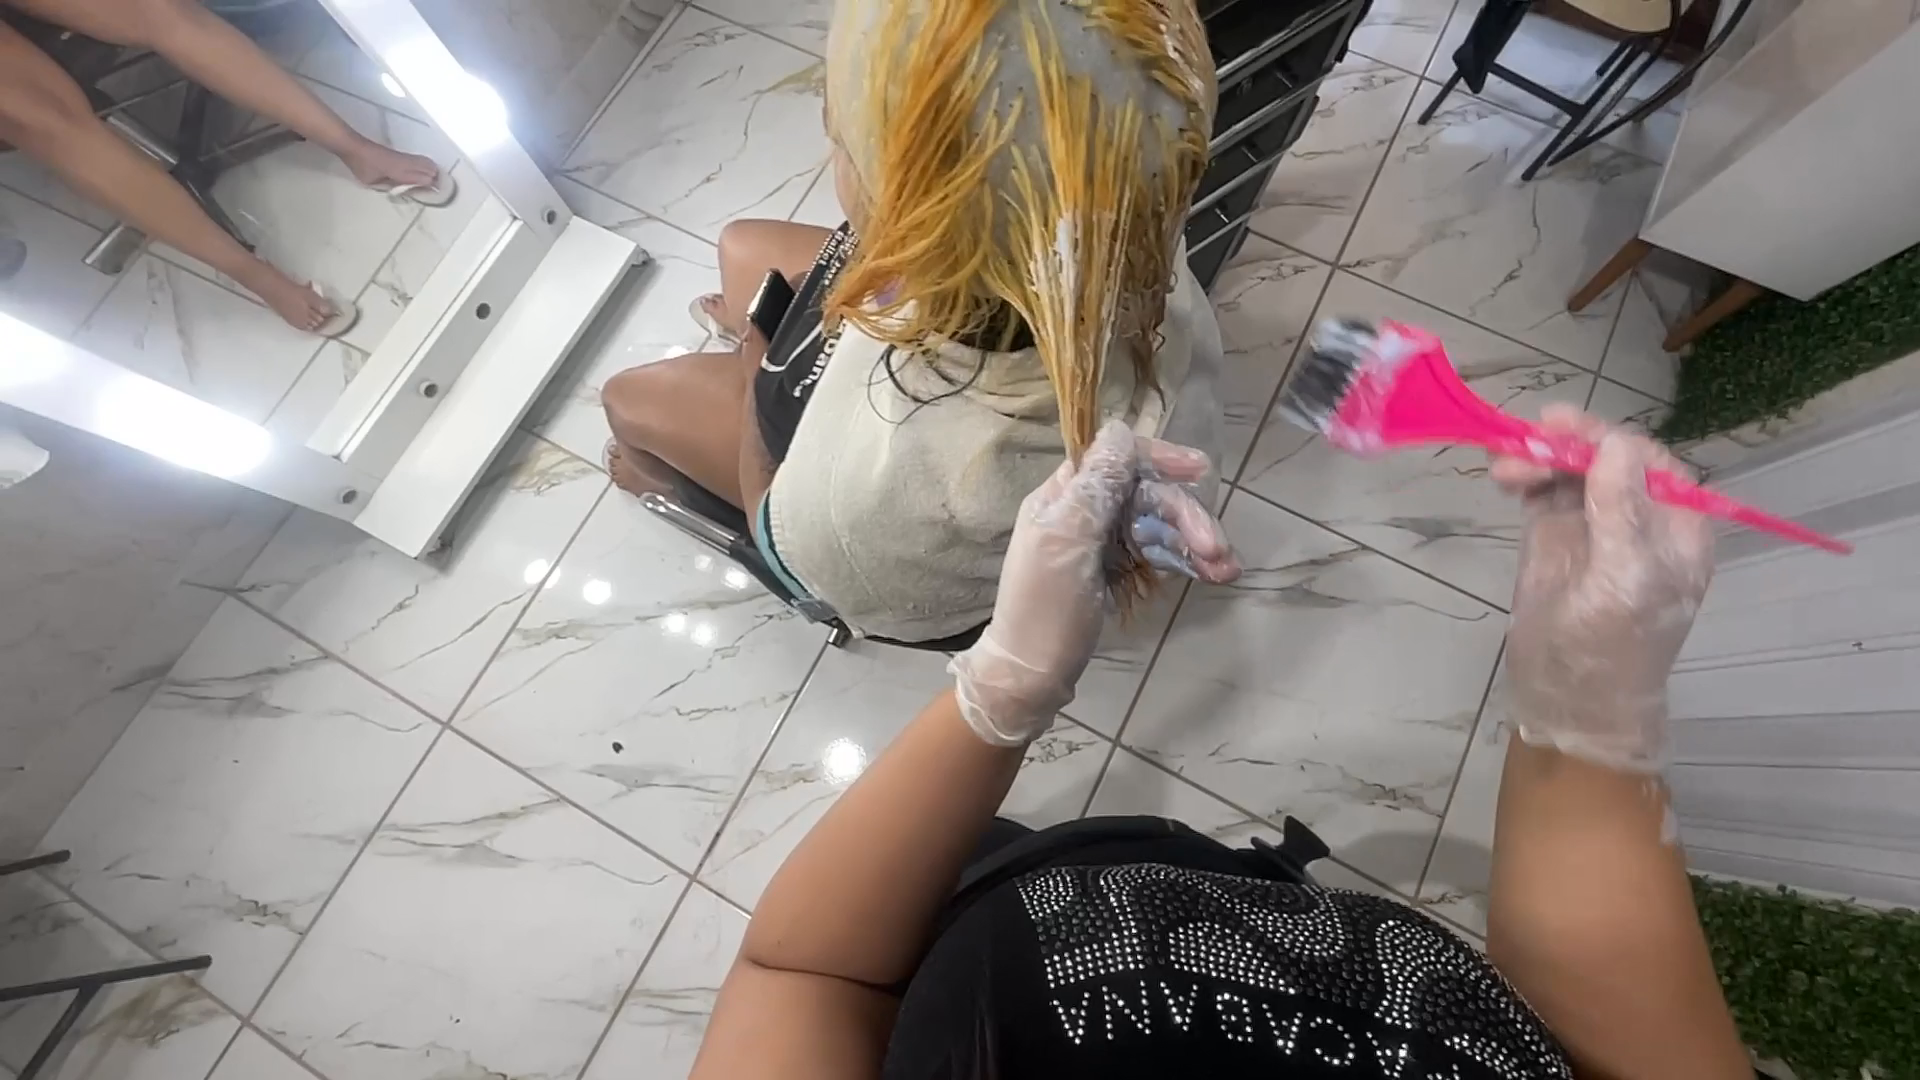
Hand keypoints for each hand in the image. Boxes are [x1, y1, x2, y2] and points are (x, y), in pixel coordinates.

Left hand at [949, 420, 1239, 745]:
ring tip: (1226, 569)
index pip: (1116, 459)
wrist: (1033, 675)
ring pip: (1157, 525)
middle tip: (1218, 549)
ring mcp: (1101, 543)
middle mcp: (1083, 513)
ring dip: (1193, 541)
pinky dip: (1183, 561)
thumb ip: (1095, 488)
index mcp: (1063, 498)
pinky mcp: (1116, 572)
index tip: (1198, 471)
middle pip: (1145, 495)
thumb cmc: (1045, 609)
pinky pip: (1156, 554)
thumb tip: (1119, 430)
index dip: (1157, 459)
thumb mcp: (1068, 543)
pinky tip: (1212, 575)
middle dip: (1184, 516)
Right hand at [1491, 406, 1713, 771]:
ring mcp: (1589, 527)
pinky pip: (1542, 494)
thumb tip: (1615, 444)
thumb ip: (1621, 511)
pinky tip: (1504, 478)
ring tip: (1500, 468)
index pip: (1646, 463)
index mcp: (1672, 528)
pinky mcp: (1551, 539)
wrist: (1567, 691)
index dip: (1605, 438)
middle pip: (1602, 462)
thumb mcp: (1623, 577)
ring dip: (1535, 460)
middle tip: (1517, 440)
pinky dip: (1523, 479)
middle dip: (1562, 446)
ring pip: (1567, 473)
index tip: (1558, 425)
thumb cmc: (1608, 643)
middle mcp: (1634, 519)